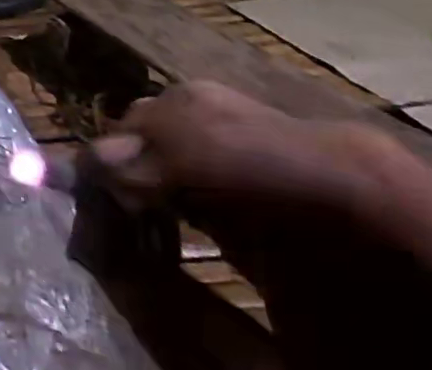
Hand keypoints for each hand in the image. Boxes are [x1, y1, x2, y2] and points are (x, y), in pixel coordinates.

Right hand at [87, 82, 431, 369]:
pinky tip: (183, 215)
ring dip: (155, 157)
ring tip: (136, 224)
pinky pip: (243, 136)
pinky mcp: (351, 160)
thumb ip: (182, 321)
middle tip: (98, 231)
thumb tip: (94, 250)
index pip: (197, 132)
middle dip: (128, 159)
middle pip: (195, 110)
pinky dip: (193, 165)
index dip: (120, 164)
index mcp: (357, 196)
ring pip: (211, 112)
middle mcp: (349, 145)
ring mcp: (354, 145)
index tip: (74, 223)